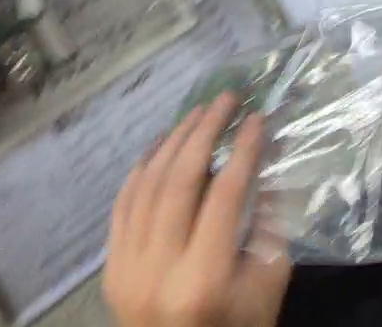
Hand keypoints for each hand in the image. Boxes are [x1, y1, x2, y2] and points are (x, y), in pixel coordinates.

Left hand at [103, 94, 291, 326]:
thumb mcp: (268, 283)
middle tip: (226, 98)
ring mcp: (127, 269)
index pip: (226, 195)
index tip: (258, 117)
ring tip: (199, 113)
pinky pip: (123, 204)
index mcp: (205, 279)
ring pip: (148, 185)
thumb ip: (270, 221)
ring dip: (174, 141)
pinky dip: (142, 167)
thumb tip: (268, 160)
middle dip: (204, 131)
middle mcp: (159, 270)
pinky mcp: (111, 269)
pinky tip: (162, 142)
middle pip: (180, 181)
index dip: (244, 150)